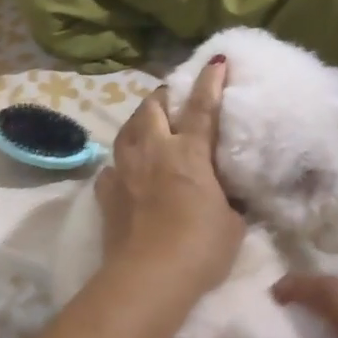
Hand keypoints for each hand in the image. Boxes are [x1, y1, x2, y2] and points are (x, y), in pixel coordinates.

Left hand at [95, 56, 243, 301]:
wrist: (148, 277)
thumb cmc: (200, 248)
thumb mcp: (231, 225)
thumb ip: (229, 202)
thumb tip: (228, 198)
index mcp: (189, 153)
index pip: (202, 108)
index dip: (210, 82)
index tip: (215, 60)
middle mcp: (153, 150)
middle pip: (153, 108)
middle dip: (163, 96)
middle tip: (172, 97)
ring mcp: (124, 168)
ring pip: (127, 129)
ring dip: (139, 121)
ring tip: (147, 124)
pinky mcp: (105, 191)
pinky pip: (111, 166)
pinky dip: (120, 163)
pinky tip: (124, 171)